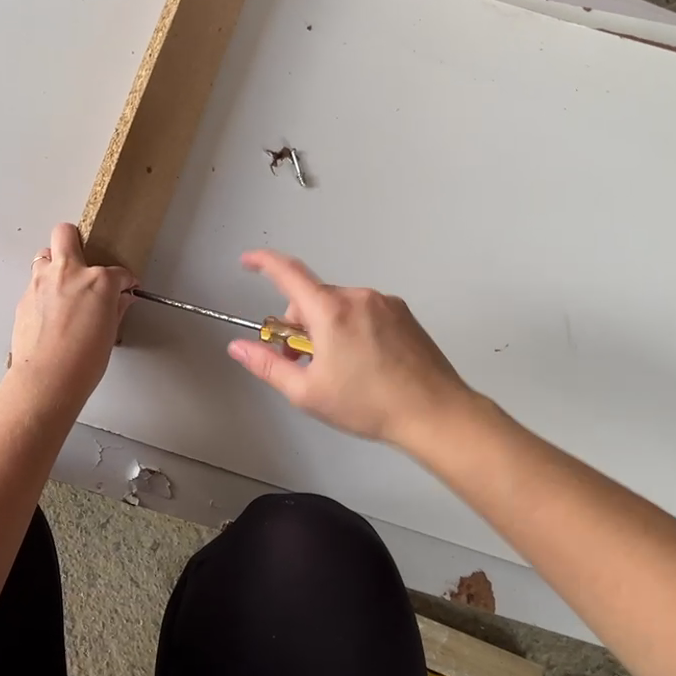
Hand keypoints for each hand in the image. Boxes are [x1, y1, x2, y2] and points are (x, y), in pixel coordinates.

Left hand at [4, 223, 137, 410]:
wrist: (48, 378)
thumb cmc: (80, 361)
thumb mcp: (109, 333)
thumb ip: (115, 308)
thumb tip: (119, 300)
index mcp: (97, 280)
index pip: (117, 271)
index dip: (123, 280)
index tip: (124, 287)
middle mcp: (67, 273)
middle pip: (66, 234)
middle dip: (75, 240)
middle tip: (82, 256)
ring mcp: (41, 282)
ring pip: (43, 256)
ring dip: (53, 264)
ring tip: (62, 283)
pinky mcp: (24, 297)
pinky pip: (33, 283)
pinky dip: (42, 291)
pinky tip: (50, 309)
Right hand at [228, 249, 475, 449]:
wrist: (436, 414)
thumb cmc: (371, 405)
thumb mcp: (307, 392)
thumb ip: (268, 365)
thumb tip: (239, 348)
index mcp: (330, 312)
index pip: (287, 273)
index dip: (263, 262)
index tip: (249, 261)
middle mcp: (357, 298)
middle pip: (312, 297)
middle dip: (298, 323)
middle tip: (301, 359)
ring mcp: (384, 303)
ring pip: (338, 305)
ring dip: (326, 326)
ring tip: (336, 365)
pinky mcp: (403, 314)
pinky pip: (363, 310)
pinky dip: (350, 326)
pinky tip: (361, 360)